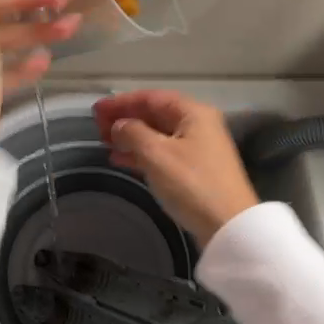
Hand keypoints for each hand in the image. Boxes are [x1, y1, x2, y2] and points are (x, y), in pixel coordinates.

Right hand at [93, 90, 259, 246]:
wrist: (227, 226)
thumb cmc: (191, 184)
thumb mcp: (156, 154)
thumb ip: (132, 133)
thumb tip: (118, 125)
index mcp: (192, 112)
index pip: (151, 97)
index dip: (121, 102)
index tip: (95, 111)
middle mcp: (198, 124)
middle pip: (155, 114)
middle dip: (125, 118)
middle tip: (97, 128)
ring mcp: (198, 148)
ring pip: (157, 134)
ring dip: (130, 137)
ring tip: (104, 144)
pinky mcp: (195, 170)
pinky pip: (162, 153)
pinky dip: (141, 154)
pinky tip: (120, 160)